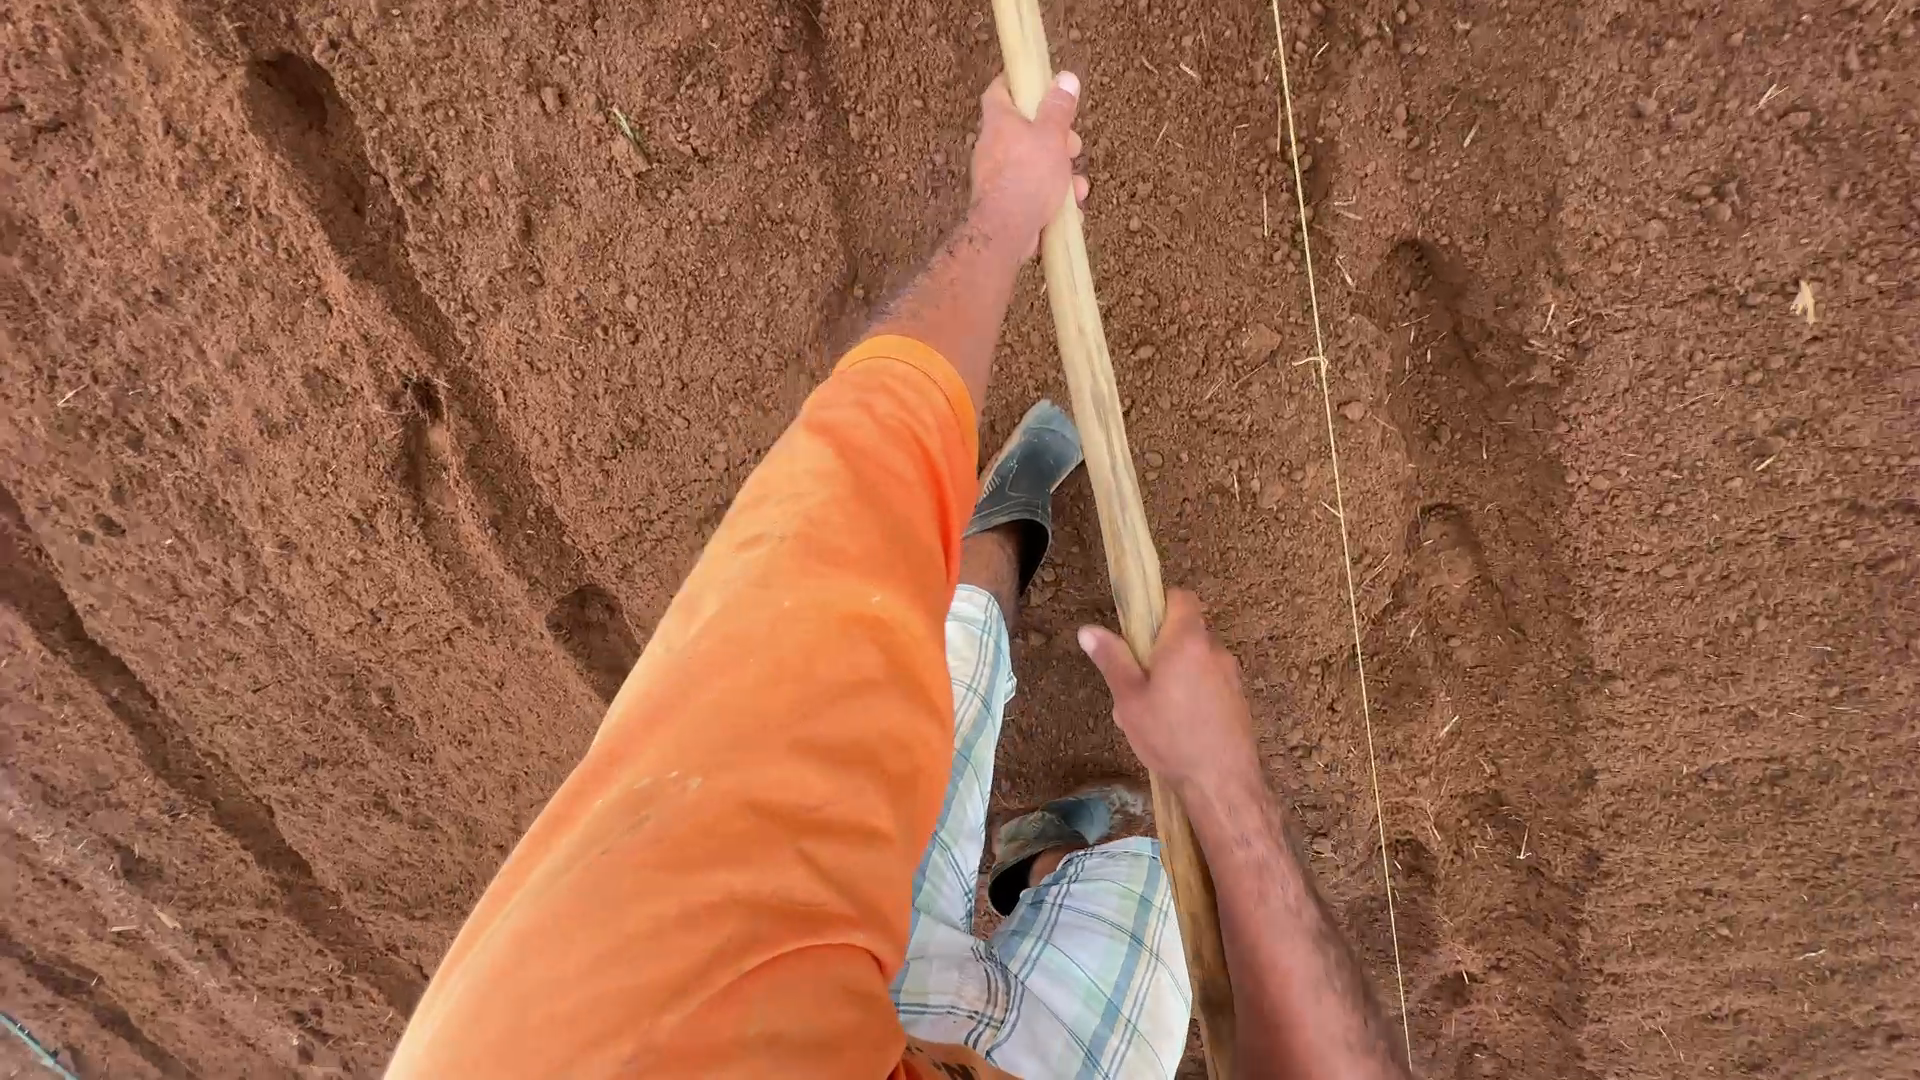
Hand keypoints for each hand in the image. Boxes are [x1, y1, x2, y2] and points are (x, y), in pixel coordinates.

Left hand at [969, 71, 1089, 259]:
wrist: (1007, 232)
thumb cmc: (1028, 176)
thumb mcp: (1052, 136)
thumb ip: (1059, 109)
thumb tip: (1066, 78)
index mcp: (1000, 122)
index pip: (1000, 91)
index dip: (1018, 84)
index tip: (1040, 87)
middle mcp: (992, 149)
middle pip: (1025, 133)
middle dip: (1056, 140)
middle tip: (1074, 147)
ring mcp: (997, 181)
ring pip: (1033, 169)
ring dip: (1060, 176)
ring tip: (1078, 189)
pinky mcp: (1005, 208)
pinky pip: (1031, 197)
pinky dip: (1051, 202)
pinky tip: (1070, 213)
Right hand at [1077, 590, 1261, 797]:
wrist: (1223, 785)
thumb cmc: (1170, 736)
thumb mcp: (1129, 698)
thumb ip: (1112, 659)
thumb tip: (1088, 630)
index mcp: (1187, 641)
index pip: (1182, 597)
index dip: (1160, 603)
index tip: (1139, 626)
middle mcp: (1214, 650)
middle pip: (1186, 631)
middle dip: (1161, 647)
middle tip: (1137, 679)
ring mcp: (1231, 676)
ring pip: (1197, 660)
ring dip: (1177, 672)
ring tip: (1154, 709)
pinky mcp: (1239, 700)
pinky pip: (1210, 682)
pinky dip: (1194, 691)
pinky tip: (1177, 725)